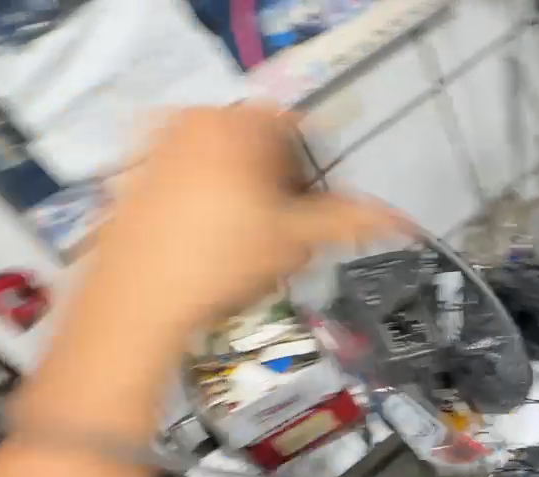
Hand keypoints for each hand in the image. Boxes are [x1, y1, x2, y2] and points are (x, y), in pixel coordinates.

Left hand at [79, 104, 404, 338]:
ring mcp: (159, 143)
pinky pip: (191, 181)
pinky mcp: (135, 173)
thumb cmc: (223, 262)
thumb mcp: (299, 242)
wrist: (140, 296)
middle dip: (281, 188)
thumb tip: (404, 221)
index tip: (316, 213)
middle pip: (260, 146)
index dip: (315, 172)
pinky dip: (210, 206)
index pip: (297, 130)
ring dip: (249, 200)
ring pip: (227, 165)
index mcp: (238, 122)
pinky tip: (213, 248)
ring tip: (250, 249)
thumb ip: (353, 223)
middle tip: (287, 237)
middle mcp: (194, 119)